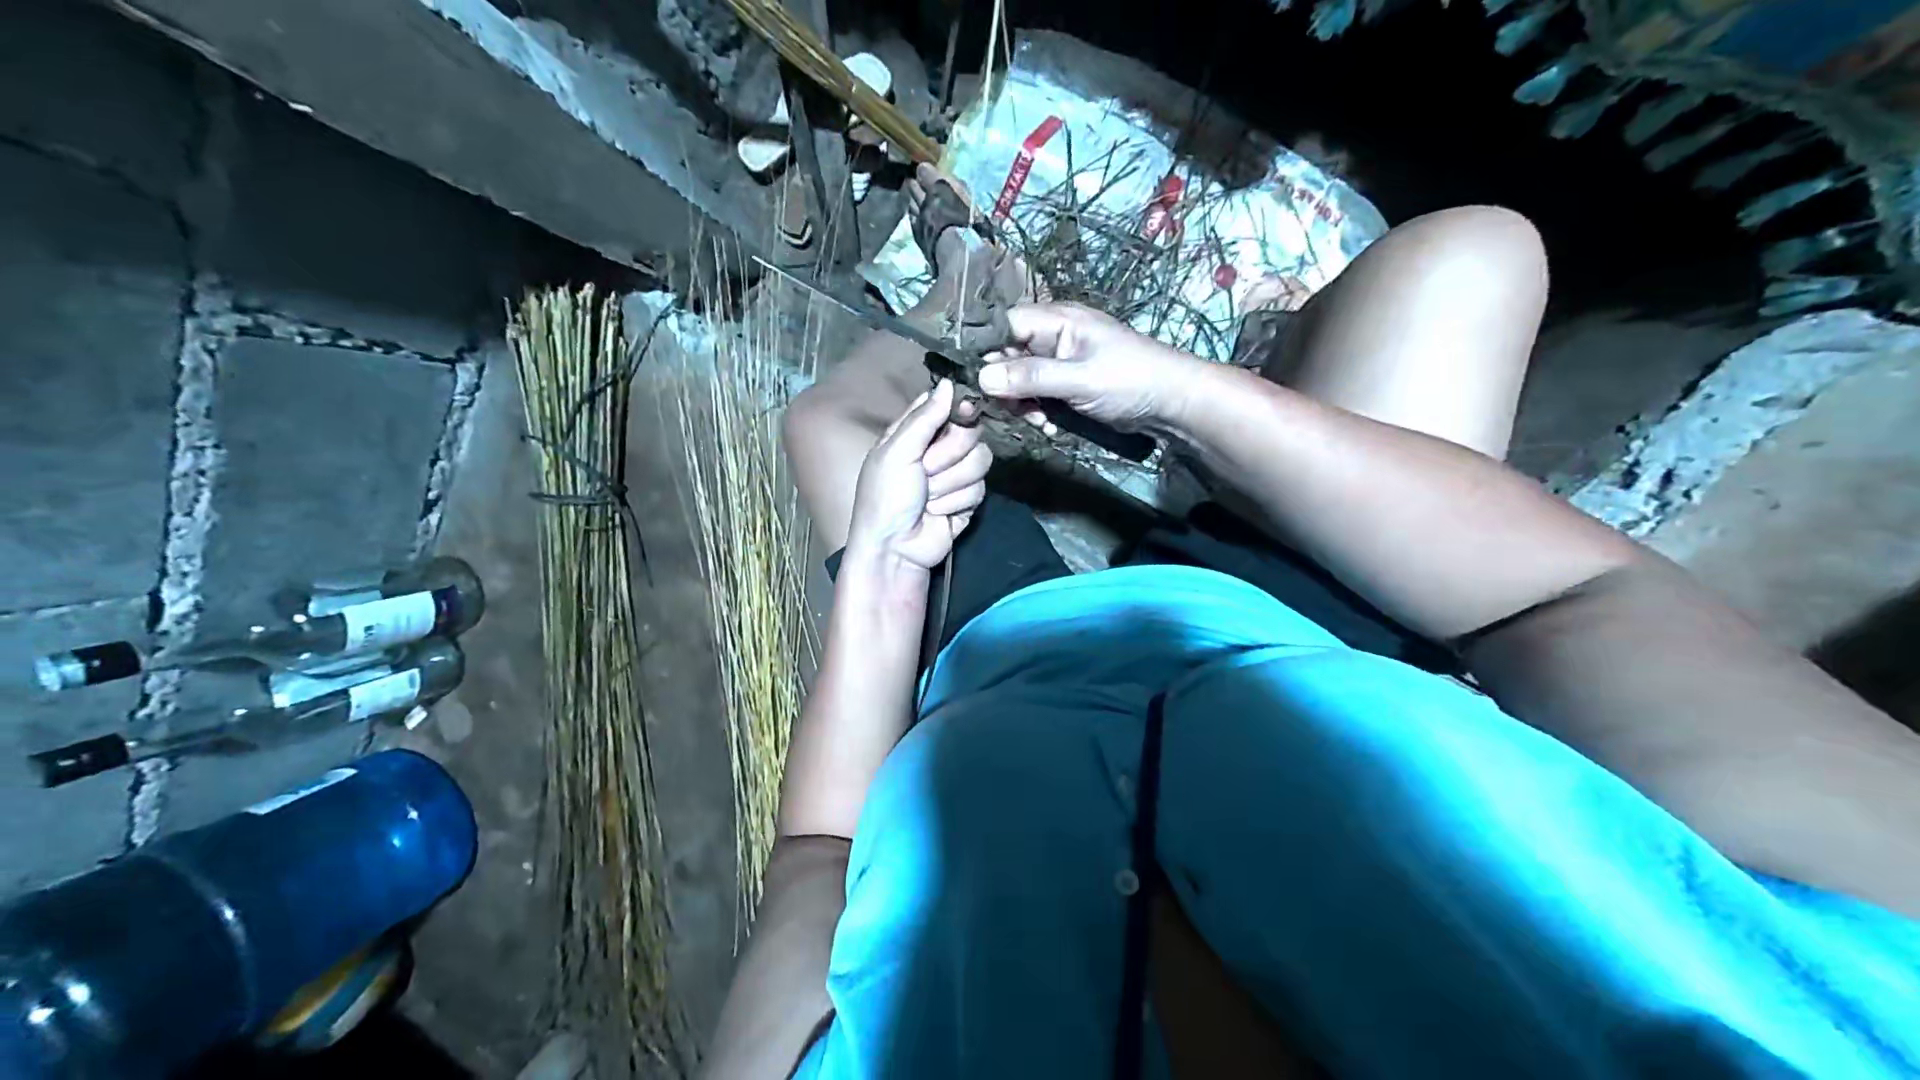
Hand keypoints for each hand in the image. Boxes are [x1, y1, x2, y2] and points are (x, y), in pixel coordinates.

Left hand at [844, 379, 990, 573]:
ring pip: (979, 461)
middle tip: (925, 472)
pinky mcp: (968, 499)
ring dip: (950, 484)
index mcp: (914, 432)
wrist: (895, 550)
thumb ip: (924, 418)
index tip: (963, 413)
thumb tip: (949, 383)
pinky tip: (938, 513)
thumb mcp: (896, 452)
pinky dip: (957, 502)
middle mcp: (936, 449)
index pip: (947, 406)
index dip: (957, 409)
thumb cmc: (885, 498)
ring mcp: (954, 475)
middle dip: (948, 455)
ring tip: (928, 499)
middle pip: (970, 433)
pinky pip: (980, 488)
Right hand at [976, 302, 1207, 428]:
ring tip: (1038, 421)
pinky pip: (1036, 394)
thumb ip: (1030, 377)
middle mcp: (1053, 335)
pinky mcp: (1065, 383)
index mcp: (1056, 320)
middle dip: (1004, 385)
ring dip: (1020, 403)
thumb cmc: (1129, 380)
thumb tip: (981, 378)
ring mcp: (1059, 360)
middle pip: (1006, 355)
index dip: (985, 349)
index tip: (974, 380)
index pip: (1003, 324)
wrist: (1171, 403)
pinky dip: (1036, 411)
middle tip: (1013, 410)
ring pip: (1018, 379)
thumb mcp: (1078, 379)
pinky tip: (1048, 426)